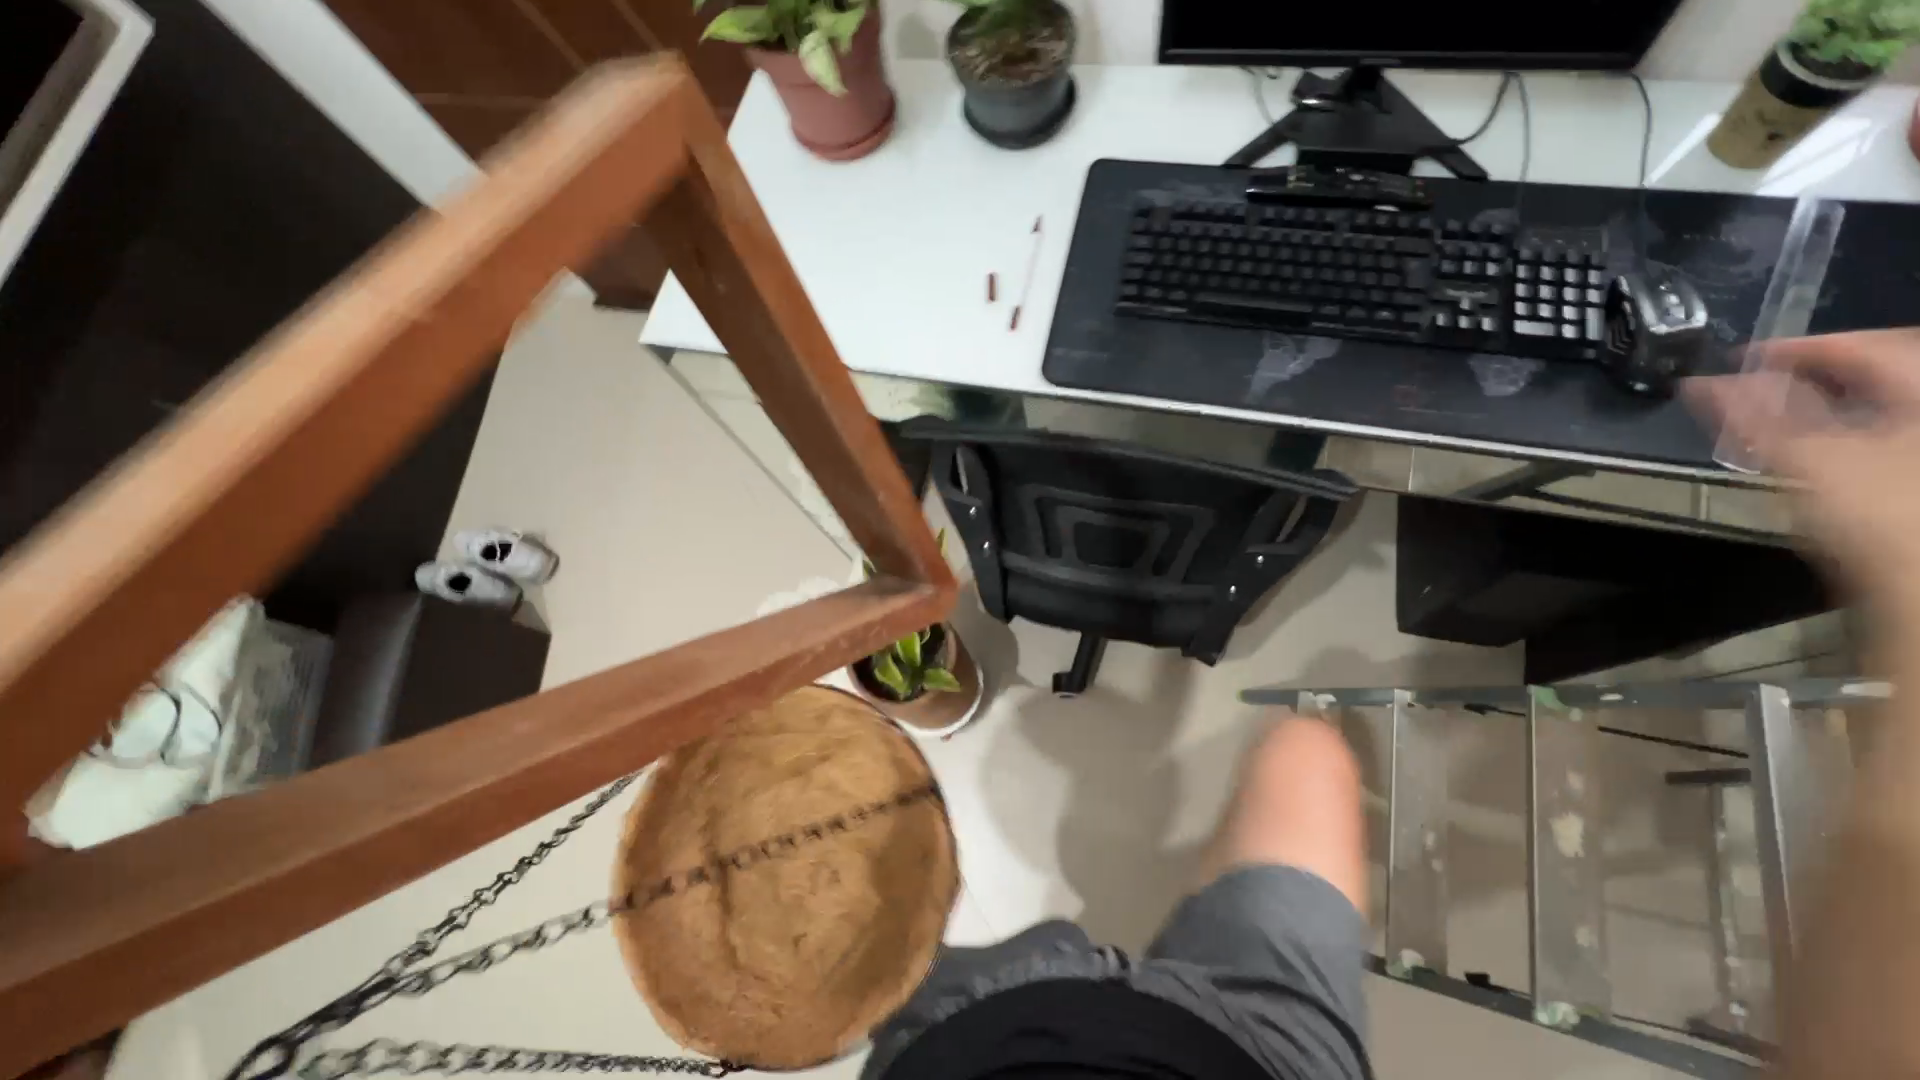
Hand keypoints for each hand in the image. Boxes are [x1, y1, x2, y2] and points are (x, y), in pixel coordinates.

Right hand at [1686, 329, 1919, 636]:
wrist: (1918, 585)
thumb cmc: (1874, 512)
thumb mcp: (1805, 457)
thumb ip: (1752, 416)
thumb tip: (1703, 382)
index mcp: (1919, 389)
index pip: (1865, 346)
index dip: (1799, 348)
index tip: (1740, 361)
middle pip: (1885, 369)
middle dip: (1820, 372)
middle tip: (1760, 384)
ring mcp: (1919, 445)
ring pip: (1889, 401)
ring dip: (1835, 400)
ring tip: (1782, 411)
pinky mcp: (1912, 476)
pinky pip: (1892, 430)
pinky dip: (1853, 427)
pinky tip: (1823, 445)